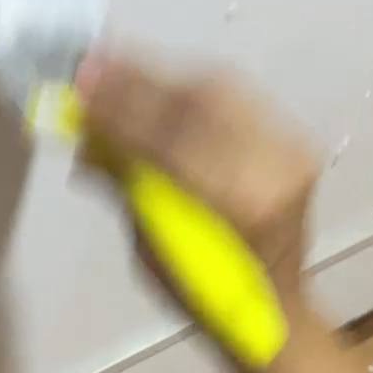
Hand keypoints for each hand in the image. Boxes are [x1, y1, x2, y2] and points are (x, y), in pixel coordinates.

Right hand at [76, 53, 320, 312]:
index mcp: (238, 208)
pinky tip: (154, 79)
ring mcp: (290, 151)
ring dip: (161, 75)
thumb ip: (127, 189)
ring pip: (220, 91)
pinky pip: (236, 100)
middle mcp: (274, 169)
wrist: (271, 309)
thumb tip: (84, 143)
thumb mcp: (151, 252)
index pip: (171, 143)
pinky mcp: (293, 142)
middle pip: (198, 105)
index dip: (121, 113)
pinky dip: (189, 87)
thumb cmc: (203, 298)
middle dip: (137, 81)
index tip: (78, 91)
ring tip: (114, 64)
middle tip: (88, 67)